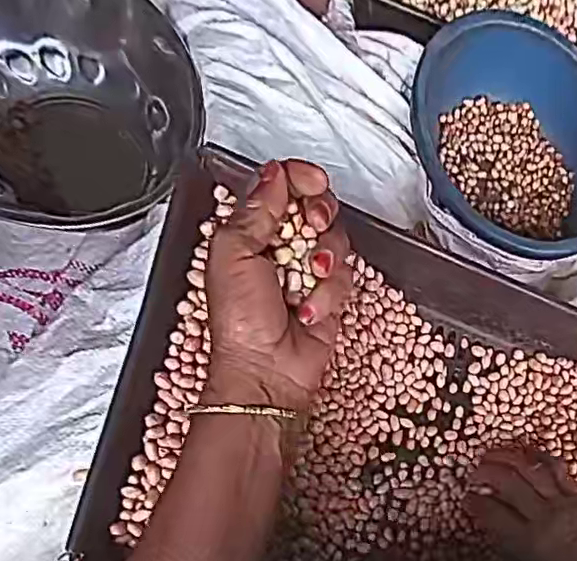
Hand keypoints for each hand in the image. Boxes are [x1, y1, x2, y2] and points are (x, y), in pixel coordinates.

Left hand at [204, 159, 352, 412]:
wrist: (265, 369)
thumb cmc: (240, 321)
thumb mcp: (232, 252)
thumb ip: (256, 209)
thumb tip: (275, 174)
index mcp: (253, 230)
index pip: (283, 187)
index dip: (300, 178)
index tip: (311, 181)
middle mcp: (283, 248)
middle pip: (317, 208)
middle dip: (320, 214)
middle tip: (313, 225)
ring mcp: (309, 274)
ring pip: (336, 242)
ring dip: (324, 259)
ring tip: (307, 279)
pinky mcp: (330, 299)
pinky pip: (344, 279)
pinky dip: (327, 295)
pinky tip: (309, 311)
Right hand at [464, 447, 576, 560]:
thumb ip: (505, 537)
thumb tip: (487, 513)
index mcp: (528, 540)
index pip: (493, 513)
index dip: (475, 502)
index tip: (466, 497)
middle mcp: (544, 517)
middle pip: (509, 483)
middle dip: (486, 473)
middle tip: (474, 472)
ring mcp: (562, 502)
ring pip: (530, 470)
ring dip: (507, 457)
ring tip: (491, 454)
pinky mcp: (575, 495)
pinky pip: (555, 469)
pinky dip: (538, 456)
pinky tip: (524, 452)